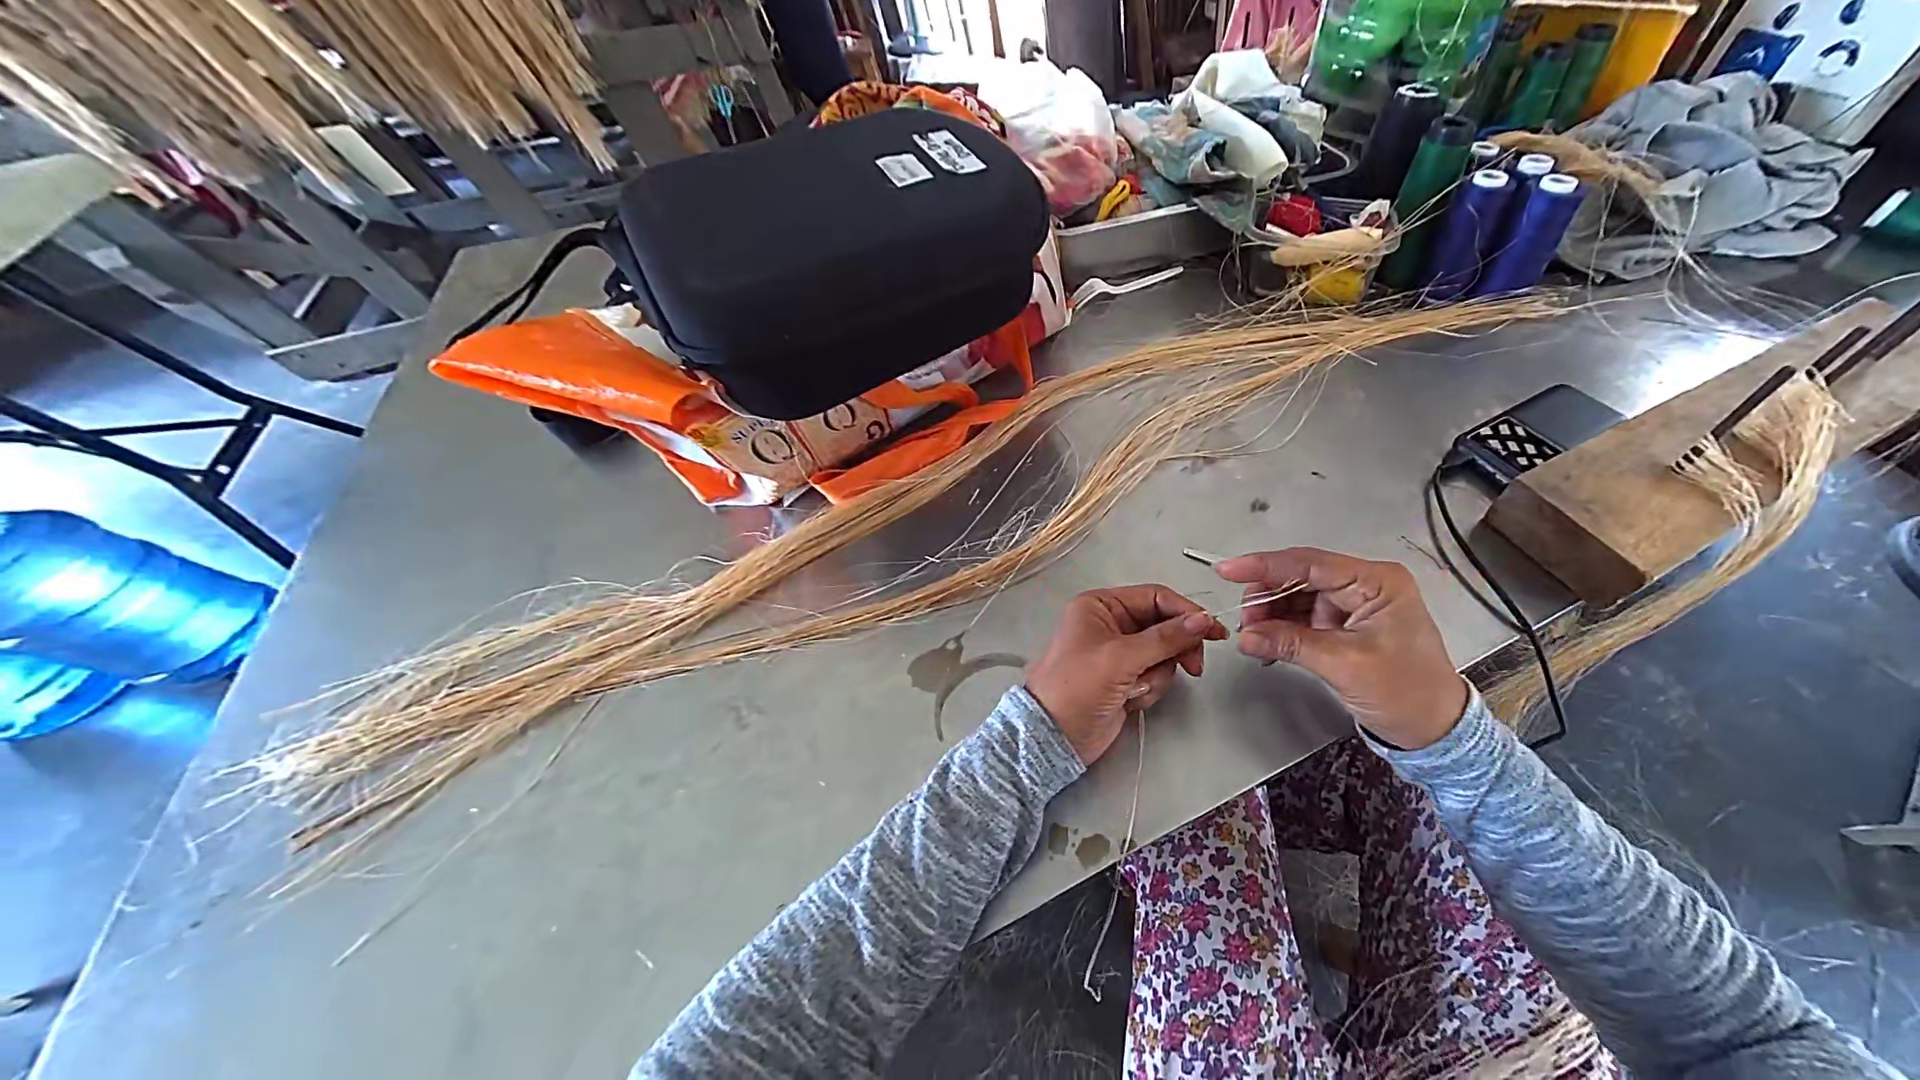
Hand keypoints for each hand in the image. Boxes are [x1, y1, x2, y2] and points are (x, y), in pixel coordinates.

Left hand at [1025, 585, 1226, 763]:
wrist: (1056, 736)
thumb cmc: (1076, 687)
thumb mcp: (1120, 657)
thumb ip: (1165, 638)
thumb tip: (1201, 620)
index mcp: (1100, 606)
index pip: (1155, 597)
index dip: (1185, 612)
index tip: (1212, 630)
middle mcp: (1110, 624)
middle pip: (1165, 626)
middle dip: (1174, 650)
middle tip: (1192, 666)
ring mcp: (1119, 653)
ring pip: (1164, 654)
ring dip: (1157, 674)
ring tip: (1135, 688)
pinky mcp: (1125, 678)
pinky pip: (1156, 675)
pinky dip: (1149, 689)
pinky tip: (1129, 699)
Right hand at [1217, 547, 1468, 748]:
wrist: (1434, 728)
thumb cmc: (1408, 692)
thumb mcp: (1344, 665)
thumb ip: (1290, 643)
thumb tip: (1246, 636)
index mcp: (1376, 583)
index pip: (1309, 564)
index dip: (1264, 566)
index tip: (1228, 570)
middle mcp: (1364, 585)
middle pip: (1298, 577)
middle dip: (1265, 597)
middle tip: (1245, 622)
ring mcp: (1352, 604)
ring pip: (1294, 595)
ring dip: (1269, 615)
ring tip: (1255, 638)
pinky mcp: (1342, 622)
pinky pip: (1299, 615)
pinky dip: (1279, 627)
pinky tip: (1267, 642)